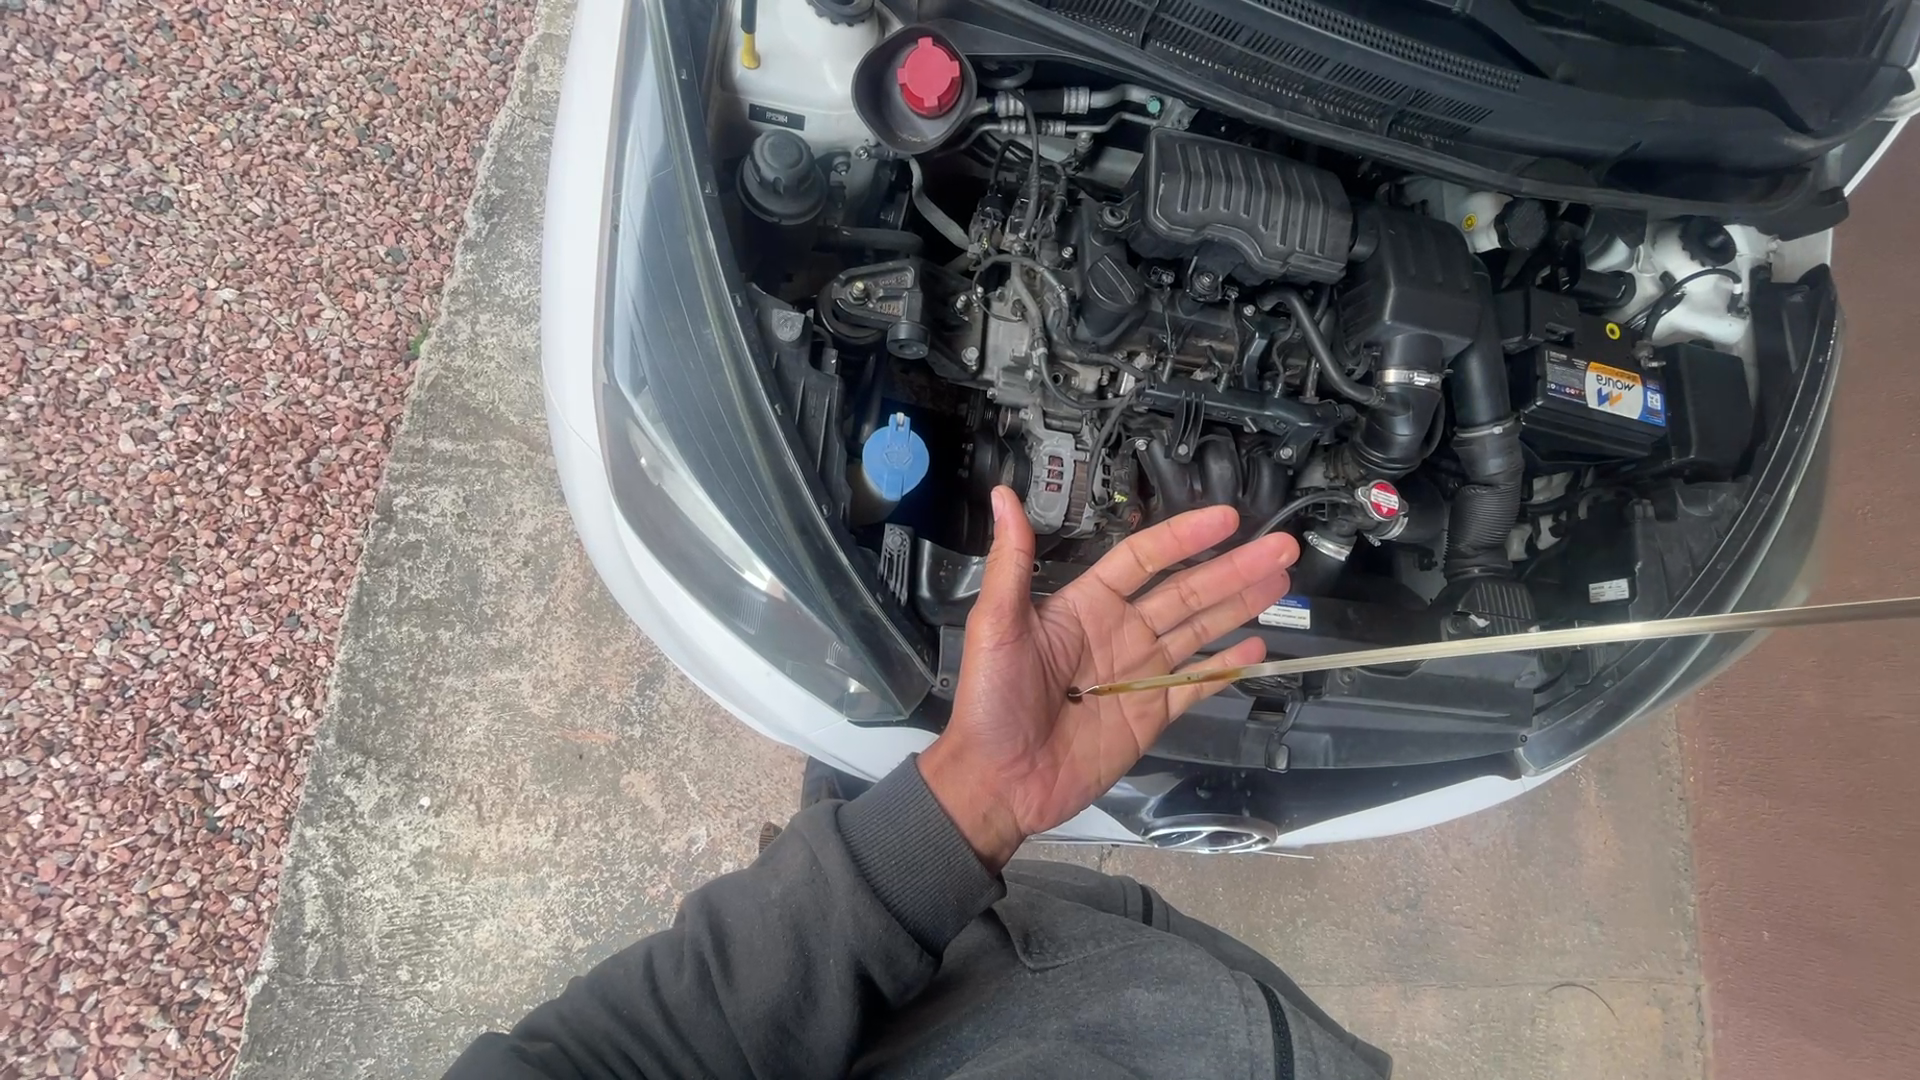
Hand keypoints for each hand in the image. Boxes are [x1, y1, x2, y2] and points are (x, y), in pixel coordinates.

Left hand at [919, 486, 1298, 869]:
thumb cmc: (990, 700)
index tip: (1225, 518)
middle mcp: (1118, 633)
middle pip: (1184, 591)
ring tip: (1280, 580)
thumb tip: (1004, 495)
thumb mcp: (996, 624)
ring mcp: (1138, 675)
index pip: (1143, 559)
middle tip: (1280, 547)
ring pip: (1199, 631)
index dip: (1183, 537)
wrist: (999, 779)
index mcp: (1084, 606)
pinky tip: (1256, 648)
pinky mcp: (1150, 716)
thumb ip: (1011, 561)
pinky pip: (1195, 687)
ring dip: (1239, 605)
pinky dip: (1225, 668)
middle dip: (1232, 568)